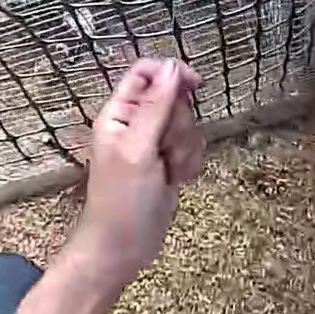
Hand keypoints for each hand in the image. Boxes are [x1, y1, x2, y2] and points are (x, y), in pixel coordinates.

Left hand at [65, 58, 204, 287]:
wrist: (124, 247)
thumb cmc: (122, 200)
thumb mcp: (138, 149)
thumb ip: (156, 105)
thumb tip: (172, 66)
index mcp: (119, 112)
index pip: (146, 72)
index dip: (171, 73)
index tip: (195, 86)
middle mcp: (137, 122)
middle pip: (174, 98)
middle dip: (178, 125)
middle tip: (163, 150)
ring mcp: (154, 143)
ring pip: (187, 123)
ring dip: (184, 148)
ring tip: (167, 171)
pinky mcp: (169, 161)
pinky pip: (193, 146)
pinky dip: (189, 163)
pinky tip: (176, 180)